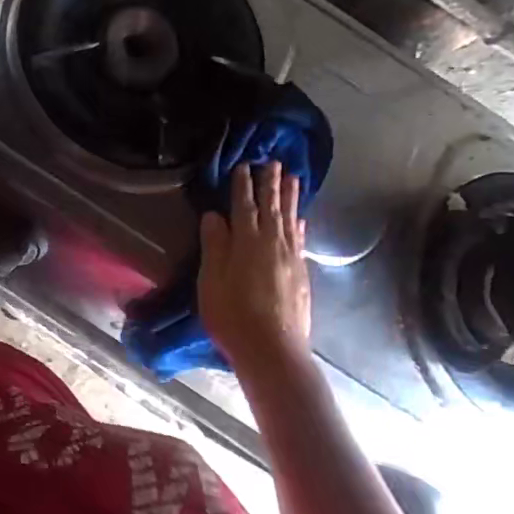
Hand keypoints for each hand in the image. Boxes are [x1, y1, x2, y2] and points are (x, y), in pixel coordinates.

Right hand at [197, 162, 311, 375]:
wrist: (272, 351)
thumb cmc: (232, 315)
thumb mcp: (212, 279)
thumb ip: (215, 245)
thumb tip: (215, 215)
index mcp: (247, 243)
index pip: (244, 207)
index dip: (242, 186)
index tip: (243, 166)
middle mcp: (273, 245)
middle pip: (272, 208)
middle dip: (271, 184)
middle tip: (274, 162)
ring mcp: (291, 260)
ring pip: (290, 220)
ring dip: (290, 198)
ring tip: (293, 178)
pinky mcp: (301, 275)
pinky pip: (299, 239)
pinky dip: (298, 224)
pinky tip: (300, 220)